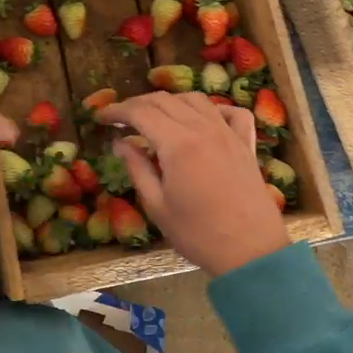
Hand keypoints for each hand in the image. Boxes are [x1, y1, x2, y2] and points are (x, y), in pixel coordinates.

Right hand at [97, 92, 288, 276]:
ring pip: (195, 100)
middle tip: (120, 119)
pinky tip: (203, 120)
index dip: (116, 111)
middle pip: (164, 100)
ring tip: (155, 117)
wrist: (252, 253)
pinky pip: (232, 113)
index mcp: (177, 144)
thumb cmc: (198, 234)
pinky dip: (214, 109)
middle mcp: (203, 129)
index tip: (100, 117)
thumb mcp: (157, 205)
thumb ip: (137, 168)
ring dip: (170, 102)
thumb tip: (120, 142)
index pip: (140, 112)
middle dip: (137, 104)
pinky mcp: (246, 145)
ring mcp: (228, 134)